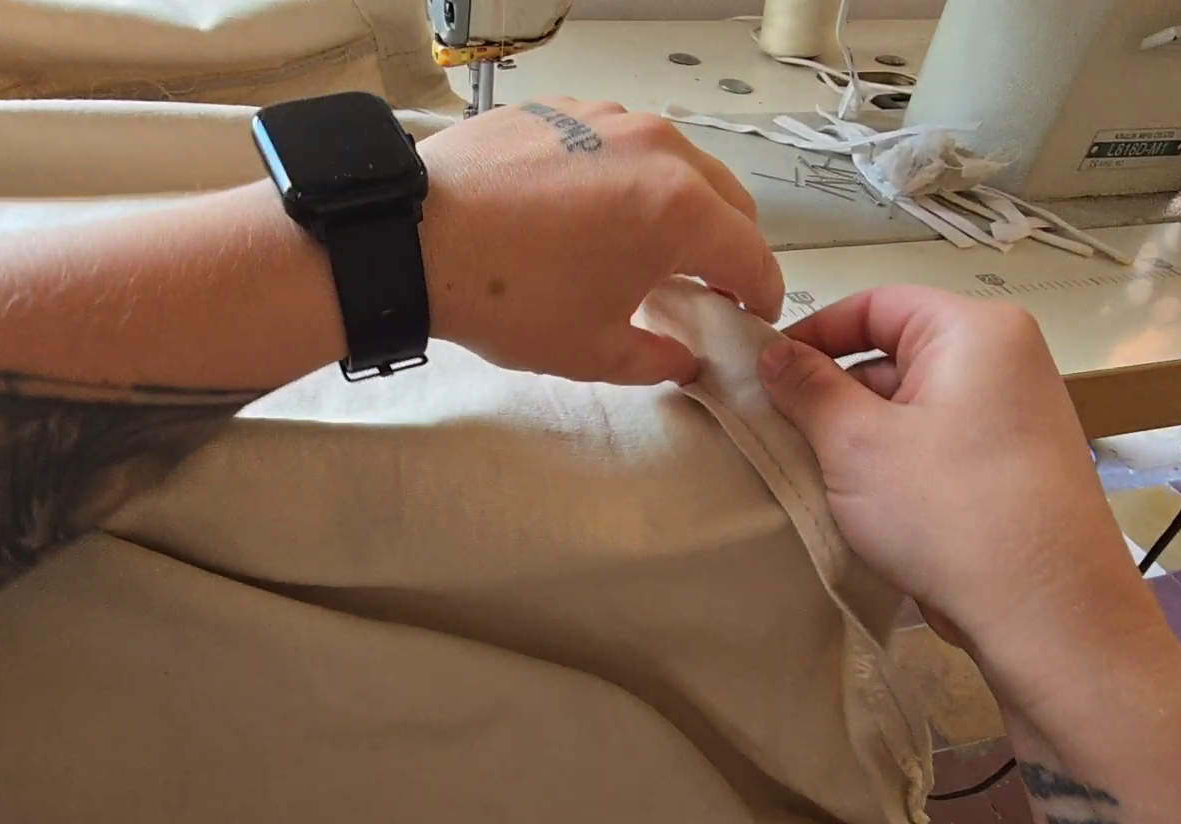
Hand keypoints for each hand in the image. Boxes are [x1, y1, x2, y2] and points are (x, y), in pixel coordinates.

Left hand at [419, 97, 782, 384]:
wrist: (419, 240)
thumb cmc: (511, 299)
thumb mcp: (593, 352)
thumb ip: (658, 360)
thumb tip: (684, 359)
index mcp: (679, 211)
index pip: (751, 253)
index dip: (762, 290)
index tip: (756, 311)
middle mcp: (658, 149)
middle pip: (727, 199)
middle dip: (729, 247)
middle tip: (707, 286)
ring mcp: (609, 117)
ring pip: (677, 164)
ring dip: (681, 209)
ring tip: (647, 248)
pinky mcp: (565, 107)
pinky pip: (621, 144)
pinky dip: (629, 181)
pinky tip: (593, 213)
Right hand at [756, 287, 1161, 670]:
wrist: (1041, 609)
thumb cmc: (944, 507)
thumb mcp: (856, 442)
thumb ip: (806, 388)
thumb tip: (769, 353)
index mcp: (974, 332)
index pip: (875, 304)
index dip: (812, 333)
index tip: (764, 374)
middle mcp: (1001, 361)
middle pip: (890, 354)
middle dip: (829, 392)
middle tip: (777, 432)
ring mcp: (1008, 416)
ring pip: (905, 404)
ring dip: (852, 432)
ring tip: (810, 471)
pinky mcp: (1005, 465)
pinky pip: (929, 441)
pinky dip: (886, 459)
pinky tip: (855, 498)